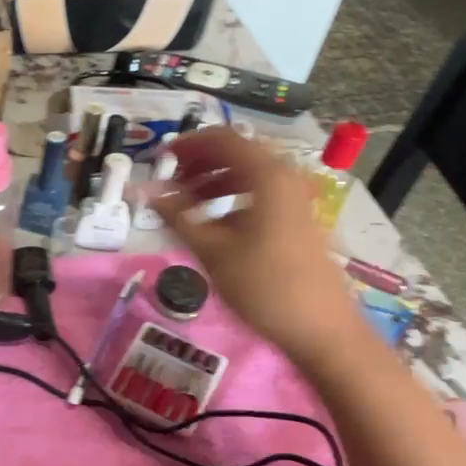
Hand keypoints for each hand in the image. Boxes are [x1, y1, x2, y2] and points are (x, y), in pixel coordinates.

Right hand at [149, 127, 365, 363]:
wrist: (319, 326)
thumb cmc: (263, 286)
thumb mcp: (212, 251)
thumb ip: (177, 215)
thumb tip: (146, 190)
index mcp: (266, 174)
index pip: (220, 138)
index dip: (185, 145)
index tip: (156, 161)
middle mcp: (285, 175)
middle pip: (235, 153)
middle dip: (197, 164)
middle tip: (167, 185)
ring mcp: (294, 197)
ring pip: (246, 175)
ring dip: (212, 182)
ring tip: (184, 206)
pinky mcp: (297, 217)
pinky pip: (258, 194)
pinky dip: (231, 199)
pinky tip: (212, 224)